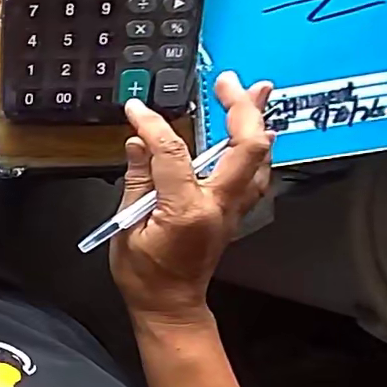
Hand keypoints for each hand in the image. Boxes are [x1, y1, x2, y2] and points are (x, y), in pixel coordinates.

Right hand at [109, 71, 273, 326]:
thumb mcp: (126, 228)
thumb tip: (138, 143)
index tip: (137, 109)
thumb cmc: (143, 275)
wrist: (169, 304)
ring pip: (259, 159)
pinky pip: (254, 174)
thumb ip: (137, 182)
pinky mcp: (234, 213)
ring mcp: (232, 210)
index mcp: (185, 211)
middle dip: (241, 109)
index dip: (153, 125)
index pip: (173, 153)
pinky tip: (252, 133)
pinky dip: (255, 148)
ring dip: (258, 123)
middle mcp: (218, 207)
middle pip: (245, 147)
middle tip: (228, 81)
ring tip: (256, 92)